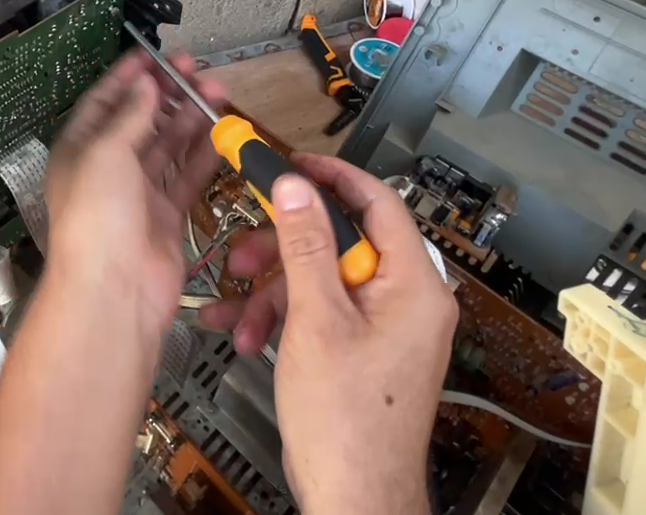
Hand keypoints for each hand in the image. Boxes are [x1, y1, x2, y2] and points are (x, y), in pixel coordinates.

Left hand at [44, 48, 226, 334]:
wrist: (115, 290)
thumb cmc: (96, 217)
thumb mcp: (105, 152)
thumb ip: (130, 116)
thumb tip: (145, 84)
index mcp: (80, 149)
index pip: (104, 102)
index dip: (128, 77)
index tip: (153, 54)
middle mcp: (107, 168)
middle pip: (140, 120)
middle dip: (166, 93)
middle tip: (194, 69)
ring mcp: (138, 193)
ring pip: (167, 144)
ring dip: (189, 117)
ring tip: (216, 90)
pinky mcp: (166, 215)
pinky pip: (186, 175)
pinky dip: (203, 153)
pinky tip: (220, 130)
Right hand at [198, 154, 456, 514]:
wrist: (351, 499)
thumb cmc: (344, 417)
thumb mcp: (315, 318)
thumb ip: (305, 244)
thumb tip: (294, 184)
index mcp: (412, 284)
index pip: (377, 203)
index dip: (331, 176)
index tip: (288, 164)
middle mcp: (403, 297)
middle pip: (338, 240)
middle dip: (281, 245)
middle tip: (241, 244)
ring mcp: (381, 323)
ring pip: (319, 274)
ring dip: (270, 287)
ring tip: (233, 309)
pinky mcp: (358, 344)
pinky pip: (317, 308)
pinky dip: (280, 315)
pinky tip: (244, 334)